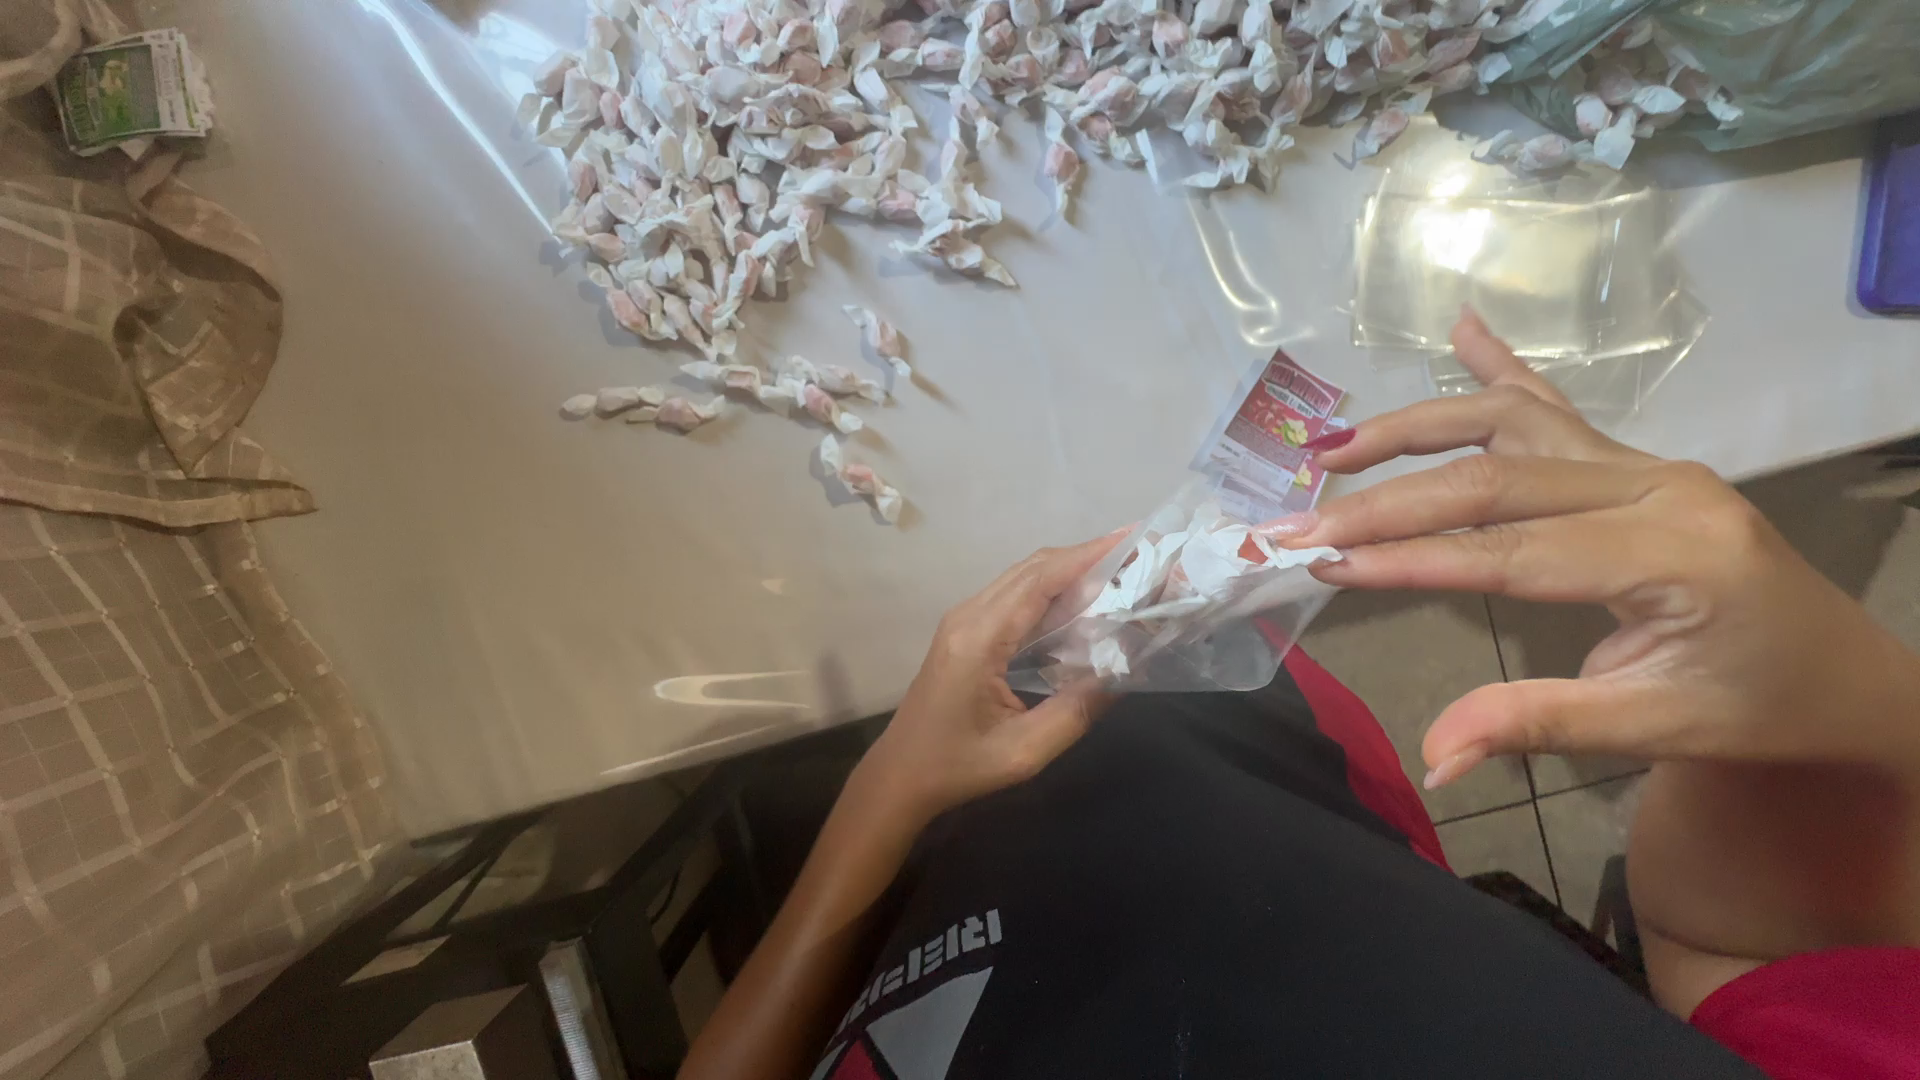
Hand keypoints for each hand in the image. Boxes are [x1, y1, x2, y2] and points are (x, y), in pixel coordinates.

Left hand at [853, 533, 1123, 825]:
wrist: (901, 774)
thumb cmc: (958, 766)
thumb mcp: (1024, 751)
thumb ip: (1075, 712)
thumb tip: (1124, 672)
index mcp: (979, 639)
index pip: (1039, 581)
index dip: (1086, 555)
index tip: (1131, 538)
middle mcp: (968, 616)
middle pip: (1031, 569)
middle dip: (1085, 557)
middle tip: (1136, 556)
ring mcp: (962, 620)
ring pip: (1021, 578)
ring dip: (1068, 570)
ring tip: (1118, 572)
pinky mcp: (964, 631)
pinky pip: (1012, 596)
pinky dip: (1050, 589)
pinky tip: (1079, 601)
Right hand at [1281, 309, 1919, 786]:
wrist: (1845, 676)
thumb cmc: (1753, 707)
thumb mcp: (1651, 730)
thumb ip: (1534, 727)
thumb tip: (1435, 759)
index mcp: (1671, 555)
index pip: (1506, 551)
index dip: (1407, 558)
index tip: (1323, 563)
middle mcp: (1654, 487)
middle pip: (1488, 477)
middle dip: (1380, 501)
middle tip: (1297, 523)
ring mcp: (1642, 463)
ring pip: (1505, 423)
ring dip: (1410, 429)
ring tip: (1332, 450)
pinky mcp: (1629, 461)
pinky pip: (1551, 405)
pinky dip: (1498, 366)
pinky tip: (1462, 330)